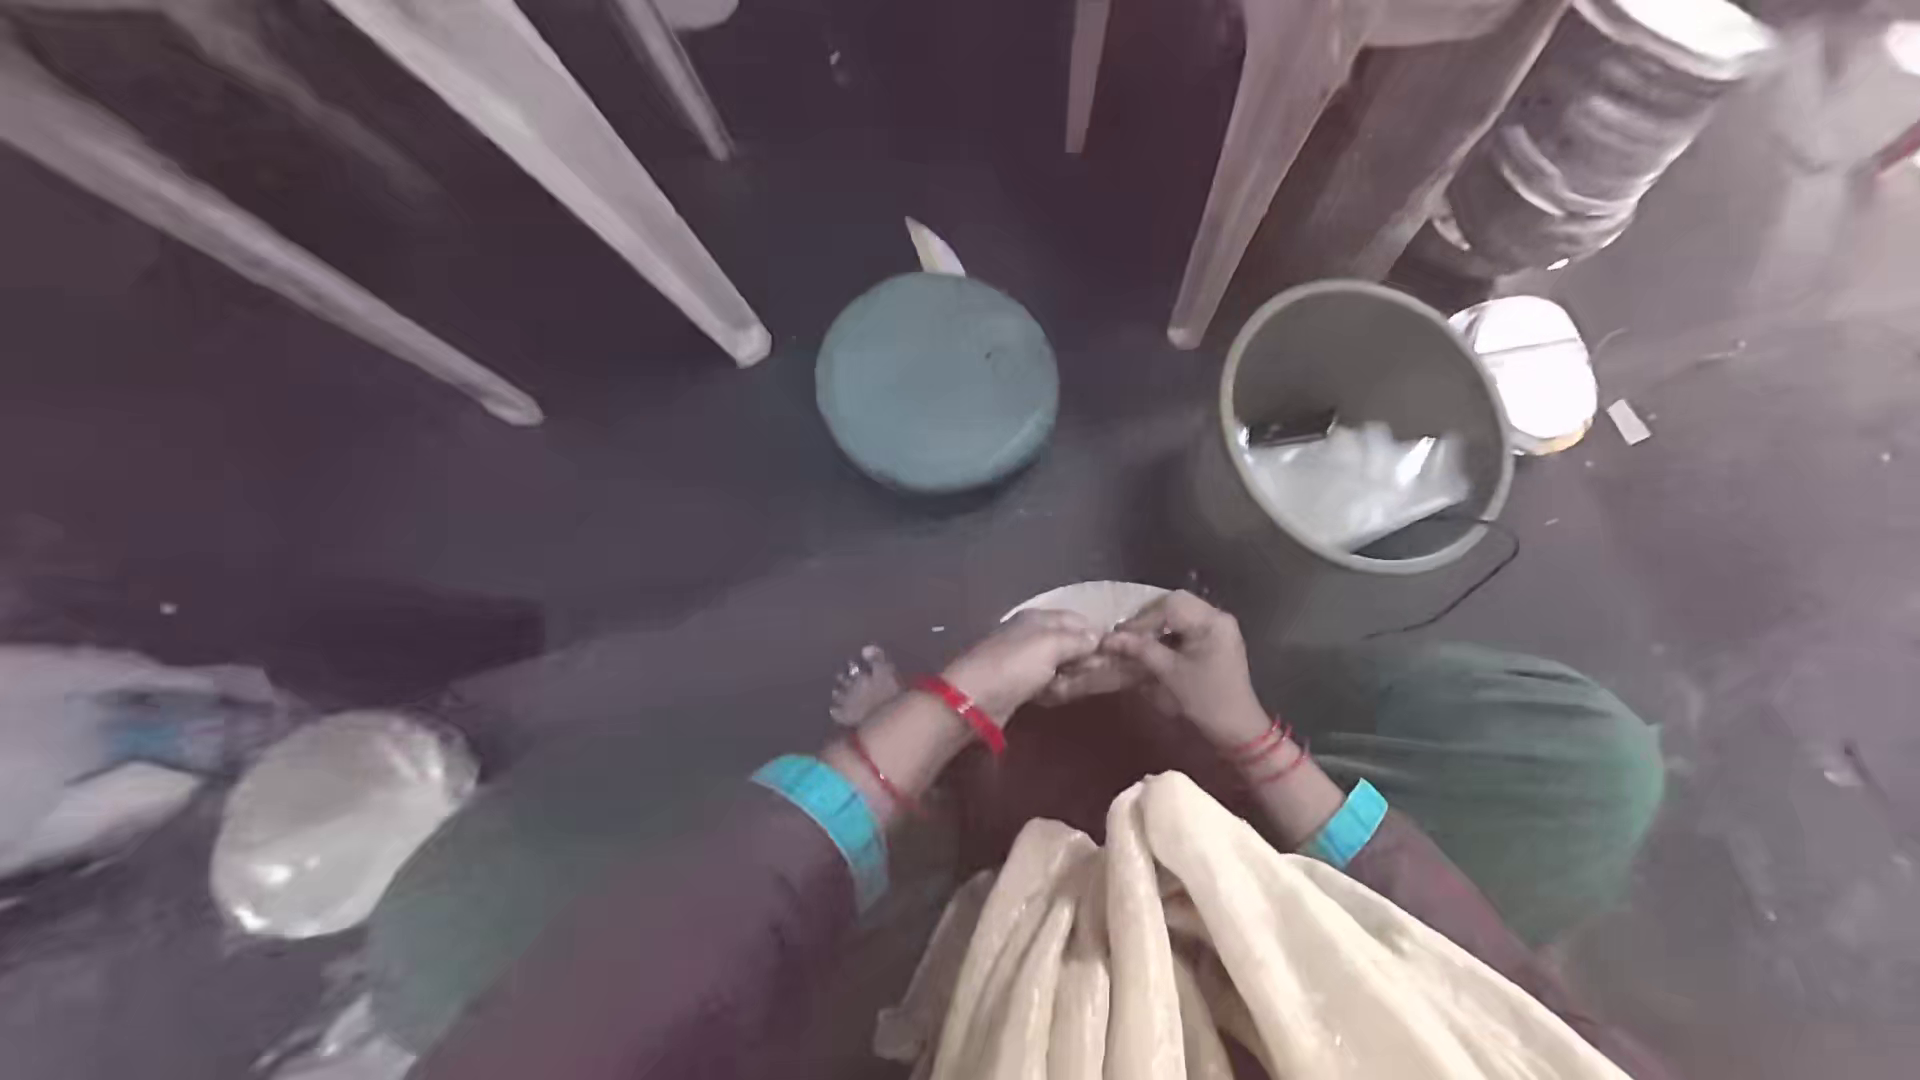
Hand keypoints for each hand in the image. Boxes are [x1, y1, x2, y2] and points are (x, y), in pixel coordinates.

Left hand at [940, 610, 1101, 724]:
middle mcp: (1031, 634)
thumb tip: (1097, 638)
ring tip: (1070, 687)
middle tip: (1092, 676)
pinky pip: (1046, 682)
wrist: (973, 699)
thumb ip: (1077, 640)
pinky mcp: (1018, 682)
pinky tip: (1054, 696)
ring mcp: (1024, 659)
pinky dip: (1053, 689)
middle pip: (1069, 642)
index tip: (1112, 655)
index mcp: (1038, 617)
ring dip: (1068, 677)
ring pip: (1059, 665)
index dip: (1095, 634)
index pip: (1077, 619)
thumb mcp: (1051, 646)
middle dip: (1082, 659)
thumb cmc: (1014, 666)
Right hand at [1058, 591, 1270, 748]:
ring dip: (1157, 624)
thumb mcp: (1169, 673)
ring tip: (1138, 641)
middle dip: (1148, 618)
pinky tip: (1154, 646)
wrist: (1237, 728)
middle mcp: (1217, 617)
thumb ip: (1139, 650)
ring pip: (1179, 613)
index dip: (1142, 619)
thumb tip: (1108, 638)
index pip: (1169, 605)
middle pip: (1174, 604)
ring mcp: (1219, 628)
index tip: (1121, 636)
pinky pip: (1186, 625)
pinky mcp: (1216, 640)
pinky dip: (1167, 632)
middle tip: (1129, 635)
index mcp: (1211, 621)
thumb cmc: (1205, 699)